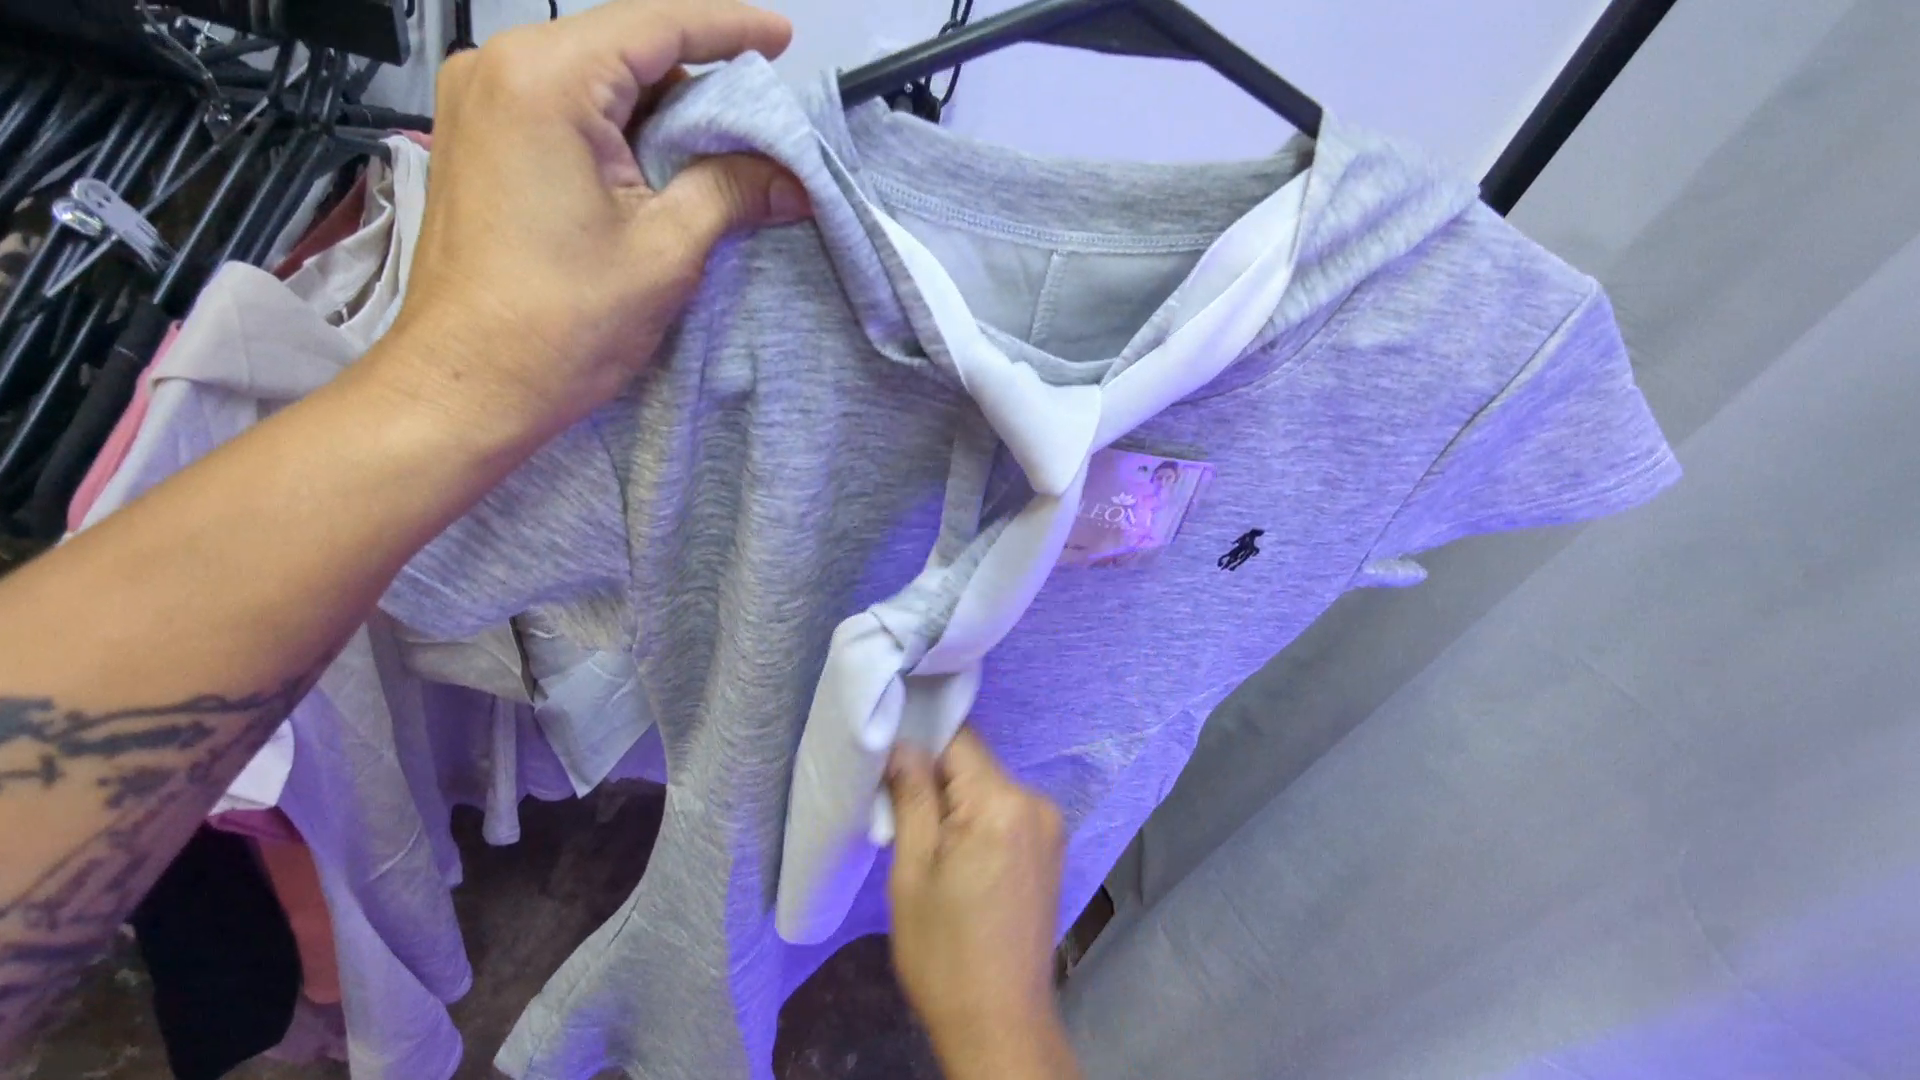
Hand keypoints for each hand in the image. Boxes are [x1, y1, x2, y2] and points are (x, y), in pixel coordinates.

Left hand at [380, 0, 810, 445]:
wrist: (468, 386)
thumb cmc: (559, 323)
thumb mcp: (665, 251)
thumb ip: (731, 192)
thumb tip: (792, 179)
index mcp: (544, 81)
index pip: (655, 26)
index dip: (729, 28)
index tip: (782, 37)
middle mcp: (500, 72)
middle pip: (625, 50)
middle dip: (700, 82)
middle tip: (764, 121)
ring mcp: (481, 107)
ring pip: (599, 85)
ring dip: (665, 115)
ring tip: (727, 155)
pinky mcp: (481, 146)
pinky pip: (569, 116)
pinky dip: (625, 136)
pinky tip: (668, 170)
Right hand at [886, 730, 1075, 1077]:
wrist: (1000, 1022)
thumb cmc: (944, 952)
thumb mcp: (912, 873)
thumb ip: (911, 798)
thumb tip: (903, 745)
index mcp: (1002, 804)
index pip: (958, 739)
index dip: (920, 743)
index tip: (890, 763)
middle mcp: (1036, 803)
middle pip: (975, 762)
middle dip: (937, 777)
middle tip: (899, 808)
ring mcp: (1050, 825)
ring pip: (990, 786)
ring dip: (957, 799)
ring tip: (928, 839)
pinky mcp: (1052, 847)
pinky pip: (1007, 810)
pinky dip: (979, 818)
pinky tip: (959, 853)